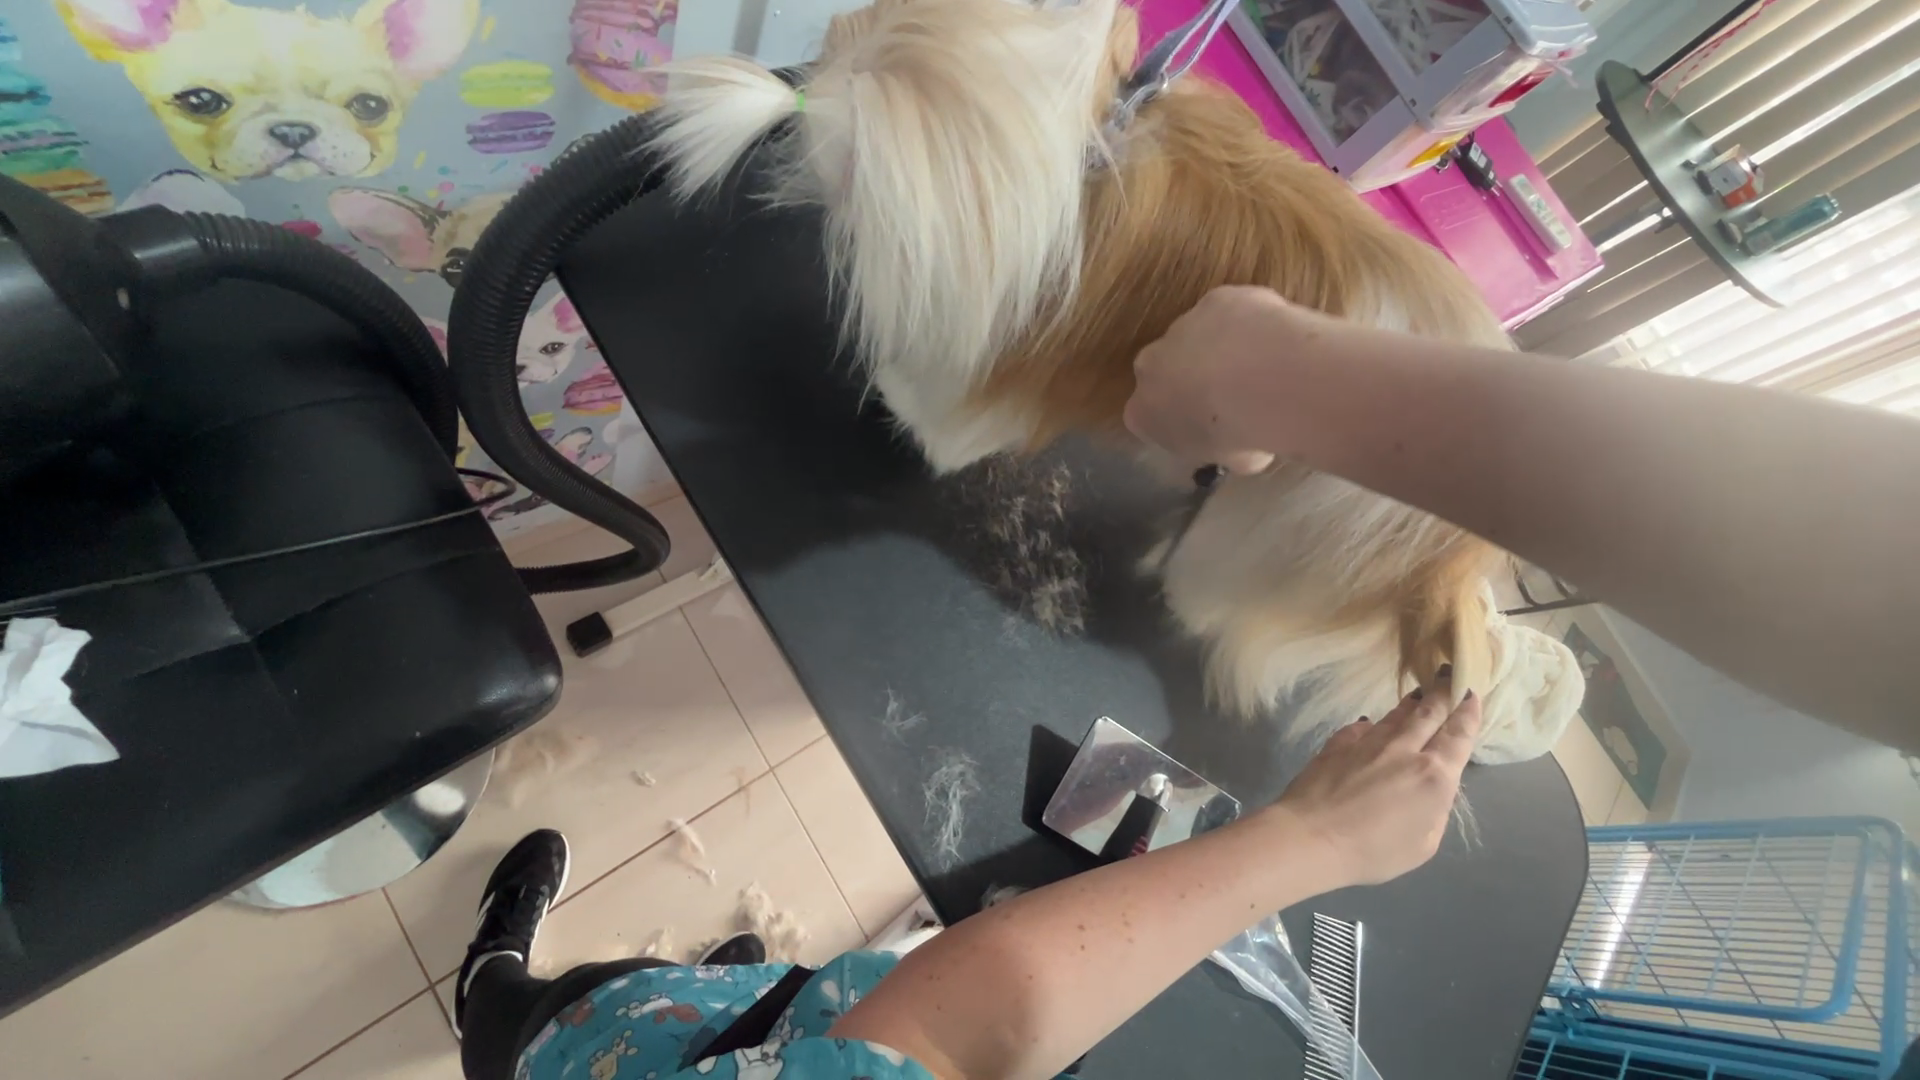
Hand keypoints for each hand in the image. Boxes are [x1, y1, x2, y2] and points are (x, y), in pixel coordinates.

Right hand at [1123, 286, 1338, 474]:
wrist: (1269, 381)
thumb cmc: (1242, 434)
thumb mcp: (1229, 461)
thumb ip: (1222, 449)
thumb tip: (1241, 446)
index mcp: (1143, 413)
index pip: (1149, 418)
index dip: (1179, 422)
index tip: (1208, 428)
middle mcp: (1149, 367)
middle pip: (1165, 370)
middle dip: (1190, 378)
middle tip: (1232, 395)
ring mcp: (1180, 327)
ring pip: (1197, 337)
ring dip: (1221, 348)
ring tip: (1264, 365)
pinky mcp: (1216, 299)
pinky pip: (1231, 312)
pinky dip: (1249, 322)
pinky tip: (1276, 338)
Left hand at [1267, 682, 1481, 887]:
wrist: (1311, 835)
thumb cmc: (1374, 851)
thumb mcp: (1424, 843)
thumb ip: (1434, 808)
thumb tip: (1431, 784)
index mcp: (1433, 775)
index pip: (1457, 736)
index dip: (1467, 713)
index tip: (1471, 692)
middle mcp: (1403, 750)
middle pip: (1428, 714)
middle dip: (1441, 692)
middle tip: (1448, 672)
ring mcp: (1367, 742)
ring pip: (1395, 717)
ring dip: (1410, 704)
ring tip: (1419, 693)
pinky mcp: (1337, 743)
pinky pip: (1361, 727)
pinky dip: (1373, 724)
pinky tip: (1373, 722)